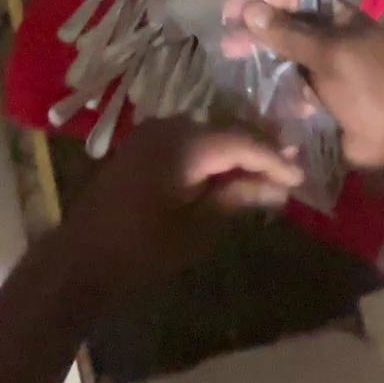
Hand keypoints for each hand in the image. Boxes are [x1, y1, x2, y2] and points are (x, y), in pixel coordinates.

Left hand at [57, 118, 302, 288]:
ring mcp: (154, 131)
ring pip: (209, 130)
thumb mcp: (197, 227)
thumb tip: (280, 187)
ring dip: (238, 147)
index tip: (302, 174)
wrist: (81, 257)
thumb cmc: (141, 249)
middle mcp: (170, 125)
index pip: (241, 141)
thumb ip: (238, 198)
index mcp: (184, 143)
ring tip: (269, 166)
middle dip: (260, 146)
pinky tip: (231, 168)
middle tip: (292, 164)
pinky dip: (214, 150)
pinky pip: (190, 137)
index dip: (274, 157)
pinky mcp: (145, 143)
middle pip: (227, 128)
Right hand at [221, 0, 383, 196]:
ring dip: (269, 63)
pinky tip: (272, 98)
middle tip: (227, 44)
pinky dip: (285, 89)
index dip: (262, 1)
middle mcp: (337, 37)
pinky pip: (298, 86)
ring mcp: (333, 68)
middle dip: (259, 34)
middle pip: (290, 28)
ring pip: (291, 58)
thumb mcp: (328, 55)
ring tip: (240, 70)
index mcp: (343, 18)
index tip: (230, 10)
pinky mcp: (328, 97)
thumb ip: (288, 33)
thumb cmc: (370, 89)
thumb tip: (250, 7)